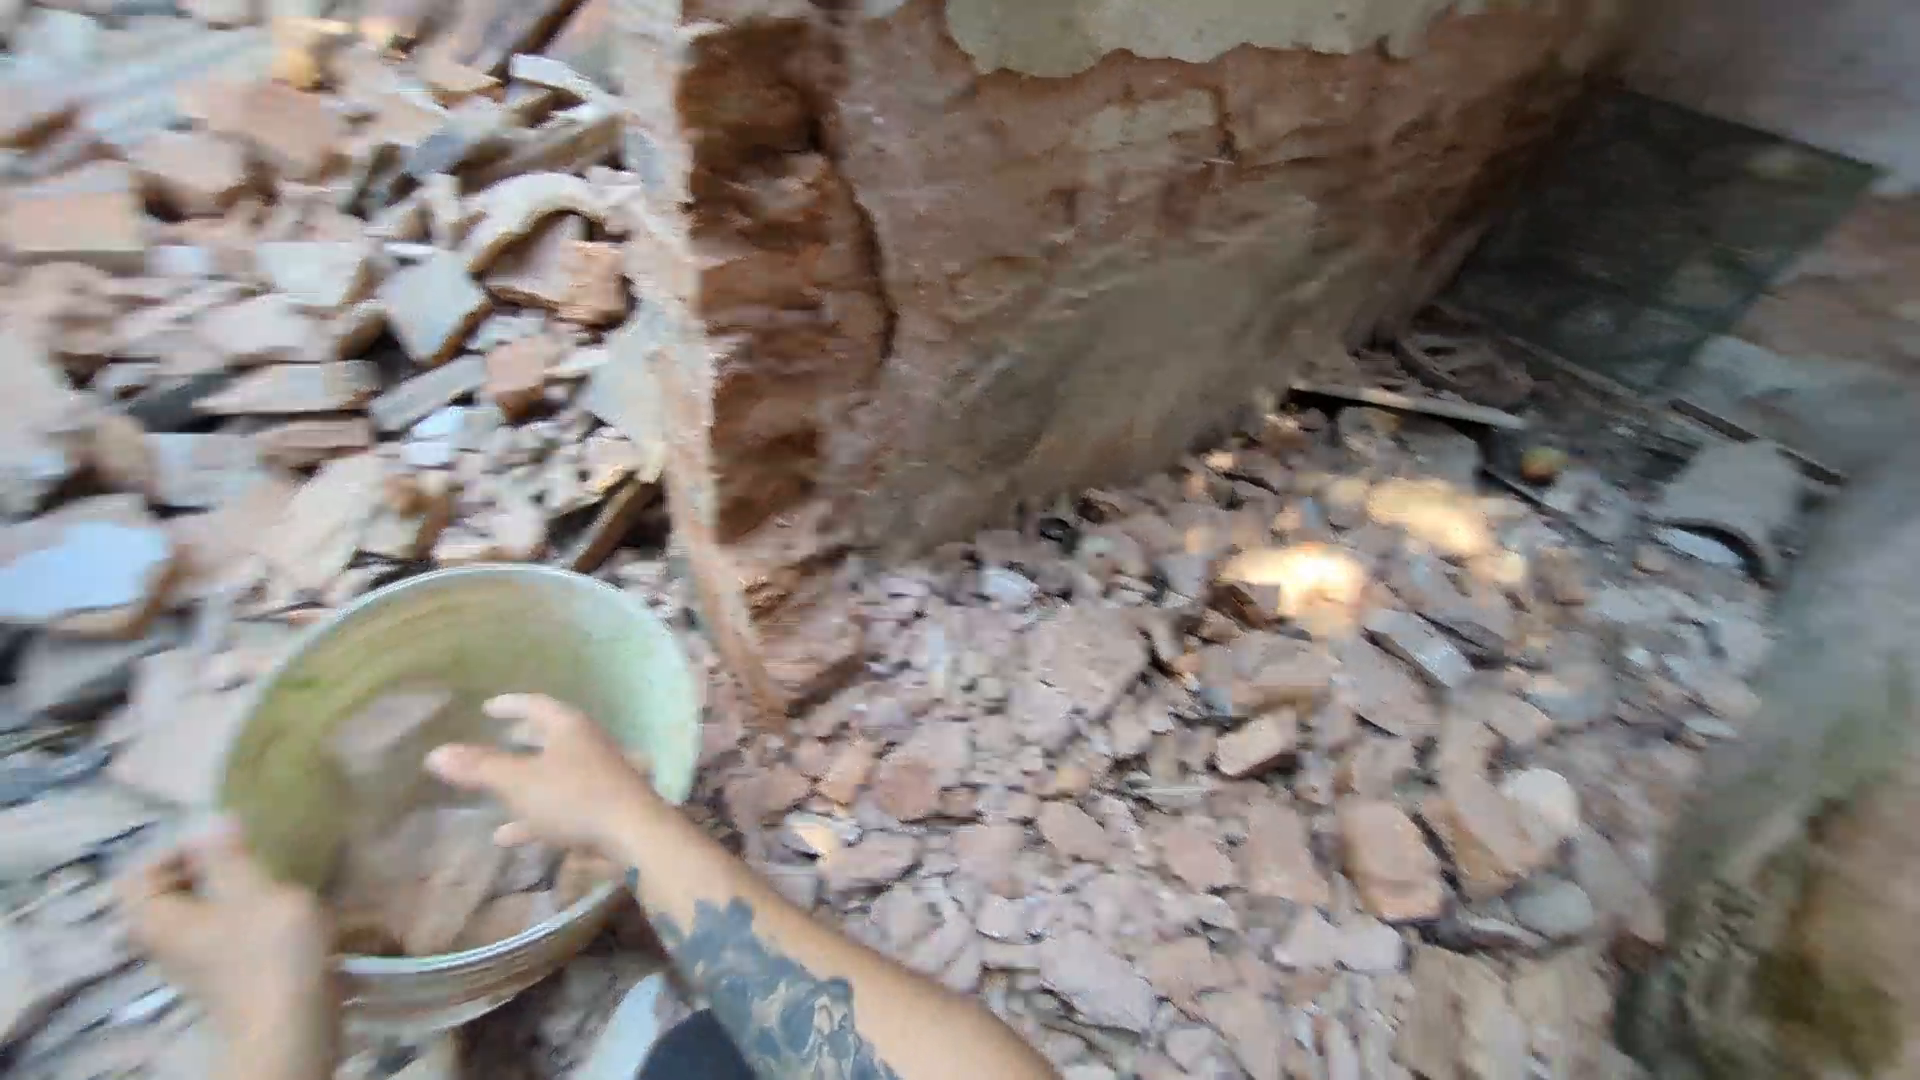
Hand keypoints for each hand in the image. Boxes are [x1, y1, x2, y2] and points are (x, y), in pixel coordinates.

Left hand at [117, 823, 335, 1052]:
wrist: (292, 1015)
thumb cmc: (271, 948)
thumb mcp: (256, 892)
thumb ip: (231, 857)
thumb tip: (213, 820)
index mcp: (160, 922)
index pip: (138, 877)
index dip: (176, 851)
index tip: (228, 839)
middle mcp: (167, 942)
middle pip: (169, 893)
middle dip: (209, 866)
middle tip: (256, 851)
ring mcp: (197, 959)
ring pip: (201, 910)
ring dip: (234, 886)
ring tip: (277, 872)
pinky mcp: (228, 969)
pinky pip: (225, 928)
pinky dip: (248, 910)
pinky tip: (286, 906)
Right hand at [426, 693, 661, 855]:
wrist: (632, 831)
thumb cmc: (574, 796)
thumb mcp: (519, 782)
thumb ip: (479, 768)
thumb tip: (435, 752)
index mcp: (570, 727)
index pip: (537, 705)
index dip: (512, 704)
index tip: (488, 706)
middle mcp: (587, 744)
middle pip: (552, 735)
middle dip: (526, 736)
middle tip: (502, 736)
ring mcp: (598, 775)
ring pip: (555, 771)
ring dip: (526, 778)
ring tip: (496, 787)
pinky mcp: (601, 805)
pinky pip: (561, 805)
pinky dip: (534, 815)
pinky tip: (506, 836)